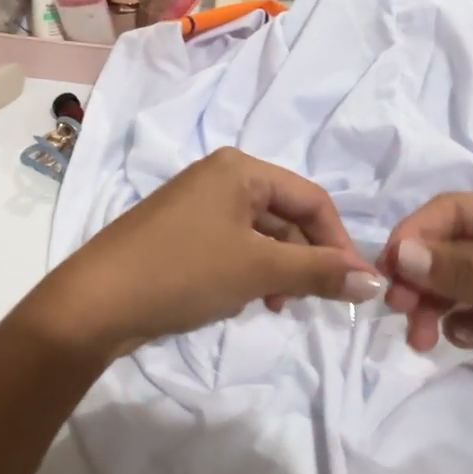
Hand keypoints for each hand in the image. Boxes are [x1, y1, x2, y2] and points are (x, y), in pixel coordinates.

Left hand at [27, 148, 382, 361]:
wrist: (98, 300)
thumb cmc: (183, 271)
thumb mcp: (258, 270)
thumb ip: (318, 272)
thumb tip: (374, 280)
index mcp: (240, 168)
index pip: (311, 198)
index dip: (338, 242)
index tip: (355, 289)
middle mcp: (220, 175)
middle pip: (286, 214)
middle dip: (305, 258)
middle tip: (314, 302)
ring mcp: (197, 203)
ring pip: (261, 234)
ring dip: (278, 269)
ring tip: (275, 305)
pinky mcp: (181, 231)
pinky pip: (233, 245)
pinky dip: (249, 271)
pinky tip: (243, 301)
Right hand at [380, 193, 472, 466]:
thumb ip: (466, 270)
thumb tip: (398, 252)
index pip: (457, 211)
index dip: (417, 233)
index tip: (388, 269)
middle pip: (454, 248)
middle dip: (423, 274)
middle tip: (399, 311)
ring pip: (463, 285)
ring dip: (436, 304)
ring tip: (421, 337)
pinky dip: (463, 325)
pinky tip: (459, 342)